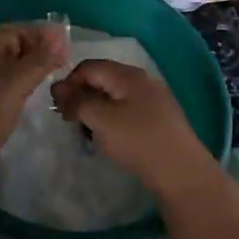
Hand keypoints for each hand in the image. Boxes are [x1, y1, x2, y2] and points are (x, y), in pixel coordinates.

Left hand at [0, 22, 69, 158]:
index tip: (65, 48)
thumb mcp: (16, 83)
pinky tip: (30, 95)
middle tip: (61, 64)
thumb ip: (39, 59)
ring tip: (51, 78)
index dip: (40, 35)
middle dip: (35, 51)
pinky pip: (1, 86)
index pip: (14, 31)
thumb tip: (60, 35)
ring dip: (28, 69)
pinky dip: (18, 85)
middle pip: (9, 47)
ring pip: (6, 68)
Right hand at [50, 60, 217, 196]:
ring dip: (94, 107)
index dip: (68, 83)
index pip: (88, 67)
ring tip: (85, 129)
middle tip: (68, 118)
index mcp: (127, 75)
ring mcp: (152, 98)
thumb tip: (57, 88)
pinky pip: (126, 108)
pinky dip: (110, 116)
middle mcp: (141, 80)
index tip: (58, 107)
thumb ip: (76, 101)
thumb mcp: (99, 119)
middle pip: (101, 78)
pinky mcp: (158, 117)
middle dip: (80, 95)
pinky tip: (108, 135)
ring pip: (113, 95)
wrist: (181, 171)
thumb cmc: (137, 140)